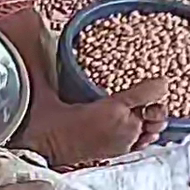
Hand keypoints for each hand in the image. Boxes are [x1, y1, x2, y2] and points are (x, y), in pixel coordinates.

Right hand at [18, 77, 168, 167]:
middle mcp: (124, 128)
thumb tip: (32, 35)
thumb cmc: (46, 127)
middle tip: (141, 103)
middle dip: (153, 106)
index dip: (156, 84)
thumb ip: (48, 67)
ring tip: (136, 116)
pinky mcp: (118, 154)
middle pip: (157, 112)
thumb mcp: (50, 94)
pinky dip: (142, 135)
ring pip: (153, 129)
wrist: (42, 154)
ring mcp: (123, 144)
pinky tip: (130, 129)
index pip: (152, 91)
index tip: (156, 81)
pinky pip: (141, 143)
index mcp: (112, 110)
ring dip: (148, 121)